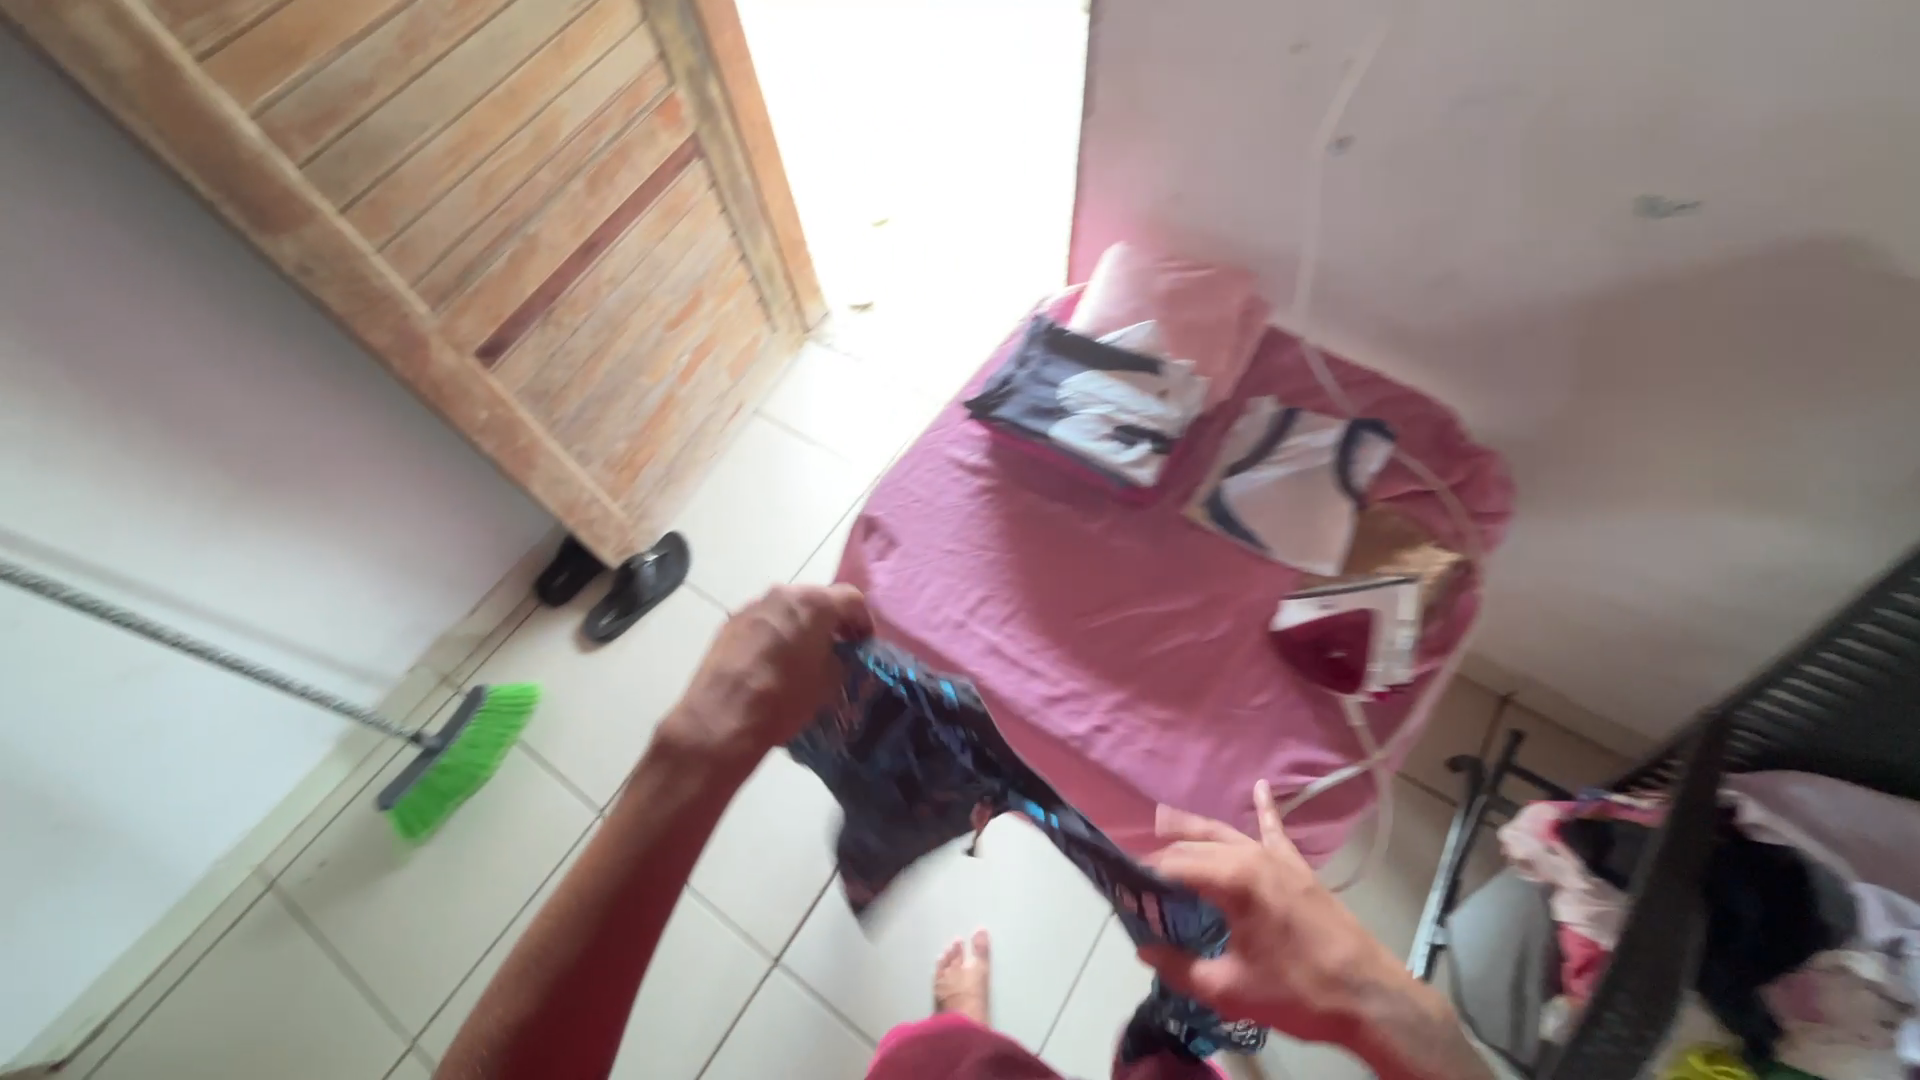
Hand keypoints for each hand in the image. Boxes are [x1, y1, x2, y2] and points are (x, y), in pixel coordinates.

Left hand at [660, 584, 872, 766]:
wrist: (721, 719)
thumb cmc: (784, 699)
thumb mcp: (829, 682)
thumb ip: (840, 659)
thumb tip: (837, 655)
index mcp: (814, 603)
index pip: (852, 599)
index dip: (863, 621)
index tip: (864, 644)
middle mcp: (783, 594)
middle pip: (817, 599)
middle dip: (830, 621)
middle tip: (837, 648)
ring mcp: (752, 606)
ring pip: (787, 609)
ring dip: (800, 626)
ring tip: (803, 656)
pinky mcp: (730, 622)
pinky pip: (764, 622)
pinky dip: (775, 634)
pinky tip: (773, 662)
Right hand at [1140, 781, 1494, 1079]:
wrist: (1373, 1000)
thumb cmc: (1300, 993)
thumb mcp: (1231, 990)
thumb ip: (1180, 968)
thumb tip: (1144, 951)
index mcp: (1232, 879)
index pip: (1173, 865)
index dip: (1143, 876)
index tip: (1123, 890)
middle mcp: (1250, 856)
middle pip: (1193, 845)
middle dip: (1162, 855)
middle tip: (1136, 873)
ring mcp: (1277, 858)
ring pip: (1223, 832)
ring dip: (1192, 829)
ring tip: (1161, 823)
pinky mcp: (1298, 868)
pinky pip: (1274, 831)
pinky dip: (1264, 809)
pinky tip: (1260, 787)